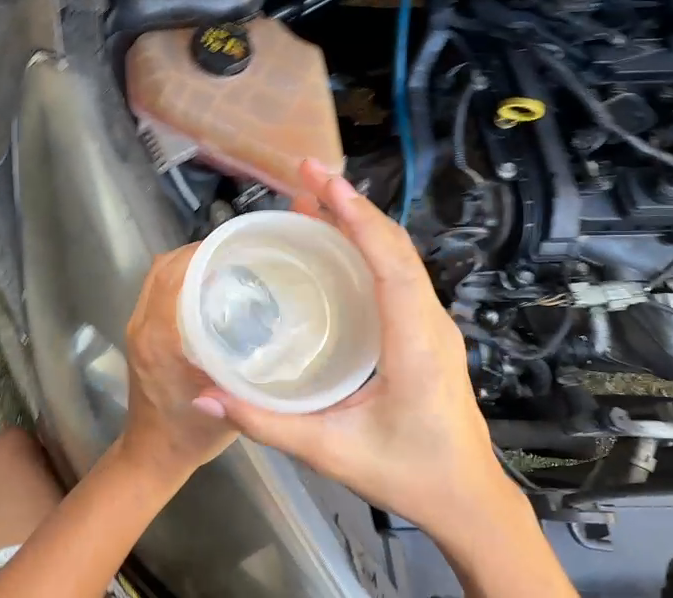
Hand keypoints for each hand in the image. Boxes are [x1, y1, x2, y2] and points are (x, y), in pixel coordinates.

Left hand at [120, 244, 238, 476]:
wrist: (153, 453)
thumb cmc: (191, 432)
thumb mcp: (228, 402)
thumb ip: (246, 372)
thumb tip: (279, 333)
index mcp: (158, 337)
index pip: (173, 276)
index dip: (199, 254)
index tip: (233, 245)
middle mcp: (142, 325)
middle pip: (162, 269)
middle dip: (194, 252)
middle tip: (234, 251)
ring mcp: (137, 327)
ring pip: (156, 277)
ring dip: (185, 264)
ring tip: (224, 263)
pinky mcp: (139, 333)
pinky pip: (155, 291)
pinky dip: (177, 279)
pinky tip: (208, 287)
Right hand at [197, 159, 516, 535]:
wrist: (469, 501)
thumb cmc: (407, 473)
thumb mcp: (331, 452)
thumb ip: (265, 423)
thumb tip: (203, 394)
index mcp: (415, 345)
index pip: (392, 265)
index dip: (358, 219)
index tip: (324, 183)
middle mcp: (430, 323)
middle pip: (395, 246)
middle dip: (350, 203)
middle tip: (304, 171)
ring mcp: (432, 323)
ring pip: (399, 254)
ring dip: (358, 217)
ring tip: (311, 192)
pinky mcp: (426, 328)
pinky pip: (398, 270)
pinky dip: (367, 241)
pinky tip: (334, 236)